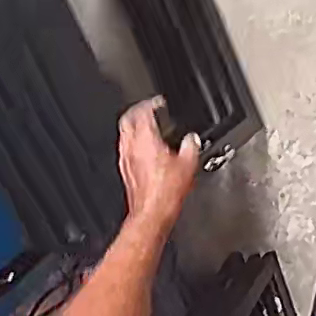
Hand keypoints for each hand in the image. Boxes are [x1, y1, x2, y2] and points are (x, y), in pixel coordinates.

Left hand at [117, 97, 200, 235]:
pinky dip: (133, 144)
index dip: (150, 103)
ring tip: (145, 127)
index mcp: (145, 140)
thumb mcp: (188, 164)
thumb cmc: (166, 192)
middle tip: (147, 110)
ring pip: (124, 135)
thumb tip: (192, 139)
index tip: (158, 102)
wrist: (152, 213)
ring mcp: (125, 159)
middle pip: (127, 120)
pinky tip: (143, 150)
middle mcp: (131, 147)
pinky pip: (125, 150)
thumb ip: (191, 146)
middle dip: (137, 112)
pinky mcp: (125, 172)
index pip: (142, 112)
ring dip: (133, 127)